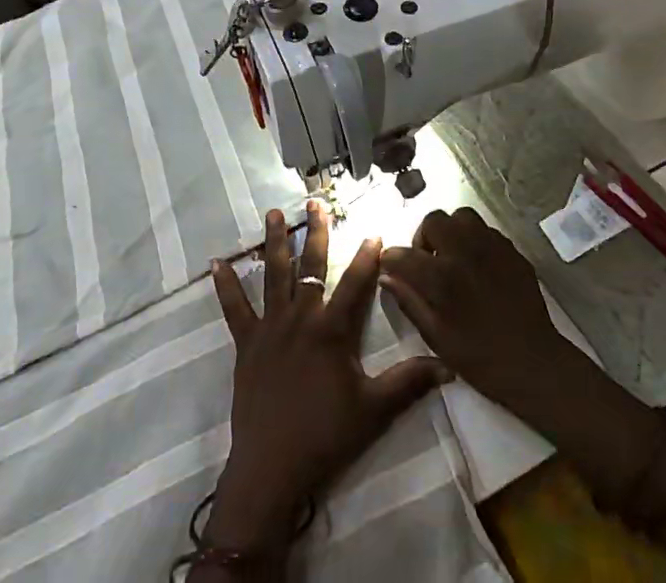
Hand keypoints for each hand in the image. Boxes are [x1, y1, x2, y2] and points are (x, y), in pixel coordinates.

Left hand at [204, 201, 447, 555]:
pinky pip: (233, 308)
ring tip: (273, 214)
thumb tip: (449, 366)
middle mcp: (299, 319)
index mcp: (331, 331)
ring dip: (274, 243)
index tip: (373, 231)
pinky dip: (225, 286)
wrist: (273, 463)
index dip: (367, 258)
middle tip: (315, 203)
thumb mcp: (375, 409)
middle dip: (315, 233)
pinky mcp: (246, 342)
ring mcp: (269, 327)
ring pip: (273, 276)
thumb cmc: (327, 434)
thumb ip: (410, 383)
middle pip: (310, 267)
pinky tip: (216, 263)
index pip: (355, 285)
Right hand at [376, 208, 574, 409]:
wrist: (533, 363)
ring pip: (462, 217)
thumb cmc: (478, 357)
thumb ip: (408, 300)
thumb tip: (386, 277)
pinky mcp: (512, 253)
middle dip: (423, 237)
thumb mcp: (434, 335)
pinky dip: (475, 240)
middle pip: (433, 220)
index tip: (393, 270)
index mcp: (440, 277)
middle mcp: (464, 253)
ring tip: (453, 256)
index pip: (401, 254)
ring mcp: (491, 249)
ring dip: (451, 232)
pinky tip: (478, 265)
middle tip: (428, 261)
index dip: (391, 261)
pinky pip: (486, 231)